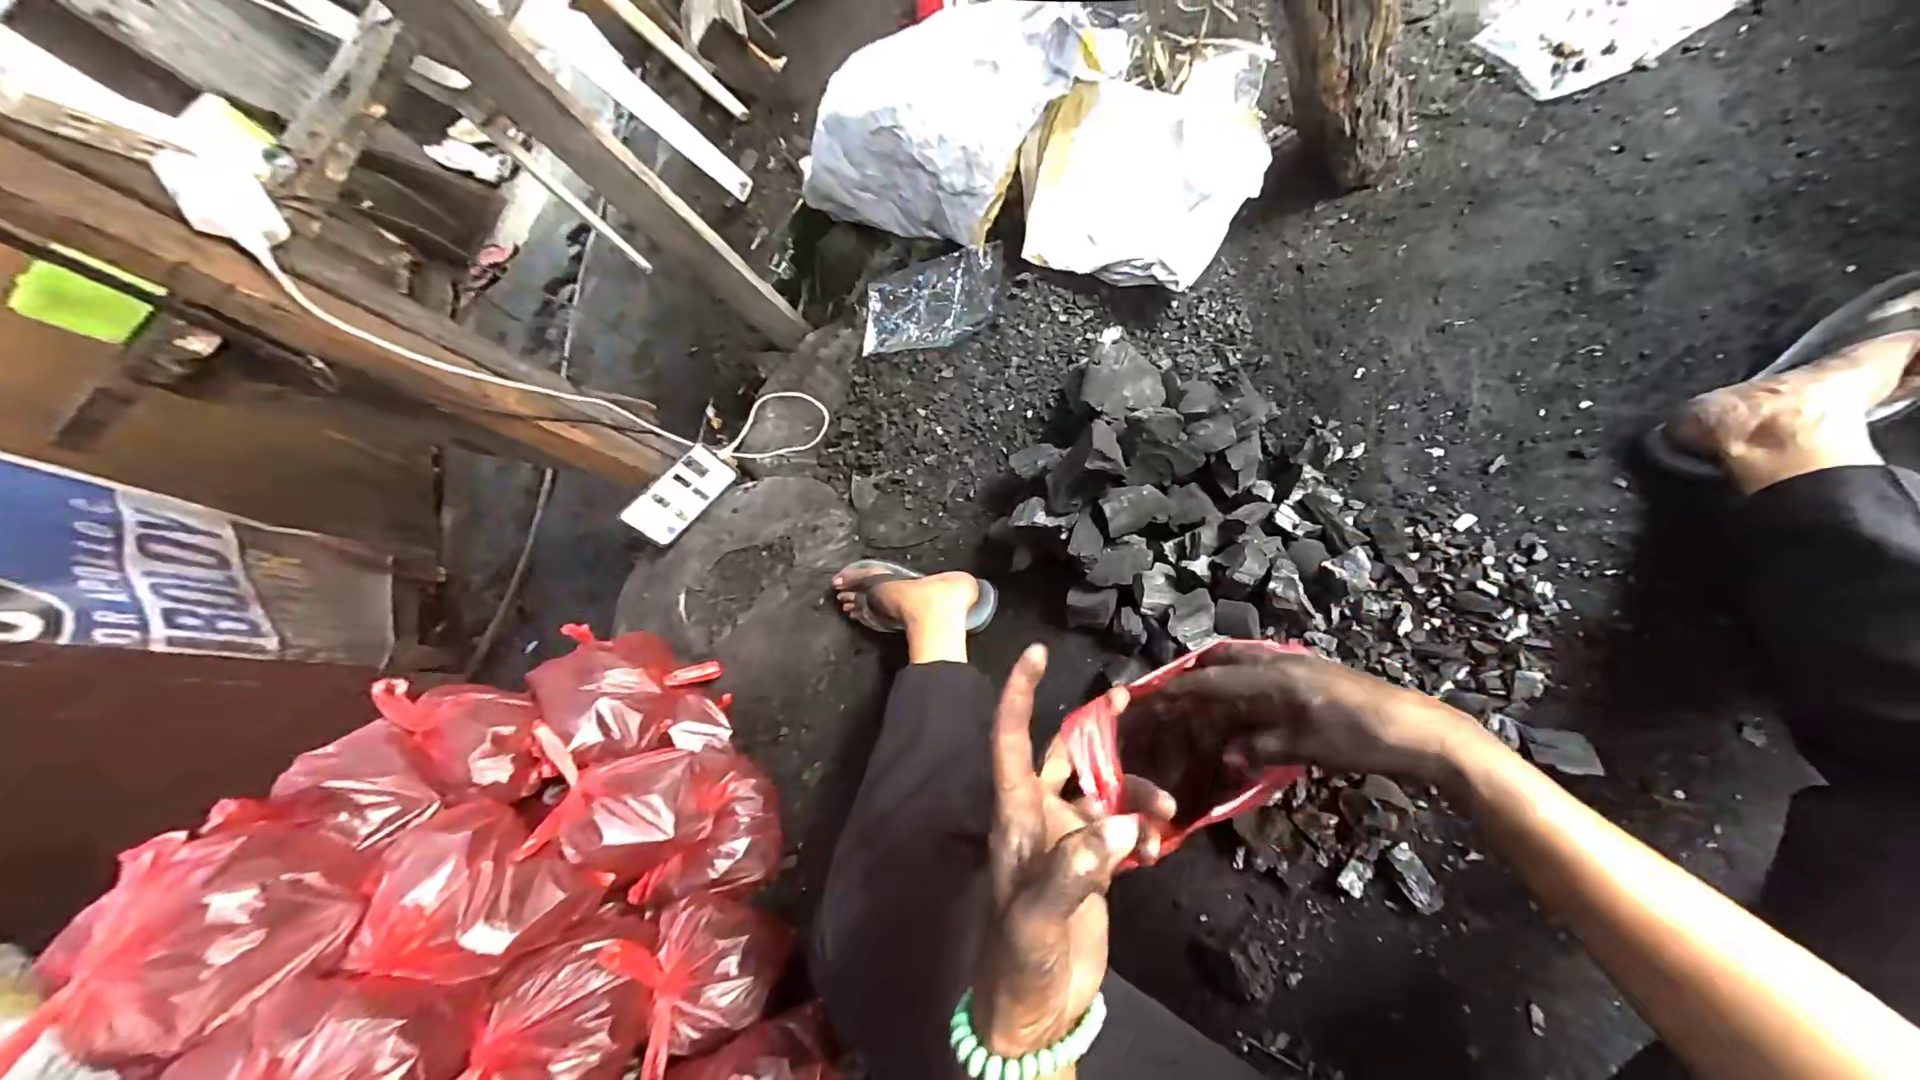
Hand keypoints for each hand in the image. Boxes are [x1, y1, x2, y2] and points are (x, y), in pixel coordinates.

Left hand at [971, 645, 1176, 1057]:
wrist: (1037, 1010)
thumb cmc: (1018, 959)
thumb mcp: (1037, 916)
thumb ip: (1076, 867)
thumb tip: (1122, 824)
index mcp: (1015, 813)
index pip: (1010, 739)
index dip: (1019, 694)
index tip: (1037, 653)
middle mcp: (1041, 814)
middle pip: (1067, 754)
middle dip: (1095, 728)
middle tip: (1126, 700)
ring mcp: (1069, 838)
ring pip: (1104, 790)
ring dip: (1134, 793)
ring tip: (1163, 814)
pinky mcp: (1094, 864)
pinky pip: (1123, 828)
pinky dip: (1142, 829)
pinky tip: (1157, 845)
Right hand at [1131, 642, 1495, 790]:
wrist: (1422, 730)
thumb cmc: (1362, 739)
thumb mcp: (1309, 747)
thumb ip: (1262, 747)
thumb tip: (1223, 754)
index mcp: (1275, 678)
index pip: (1215, 679)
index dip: (1183, 687)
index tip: (1157, 695)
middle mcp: (1280, 661)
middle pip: (1224, 655)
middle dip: (1196, 669)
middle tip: (1176, 689)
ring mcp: (1297, 661)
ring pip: (1243, 654)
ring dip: (1218, 667)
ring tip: (1203, 688)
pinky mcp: (1311, 668)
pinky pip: (1260, 662)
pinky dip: (1241, 671)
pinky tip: (1245, 692)